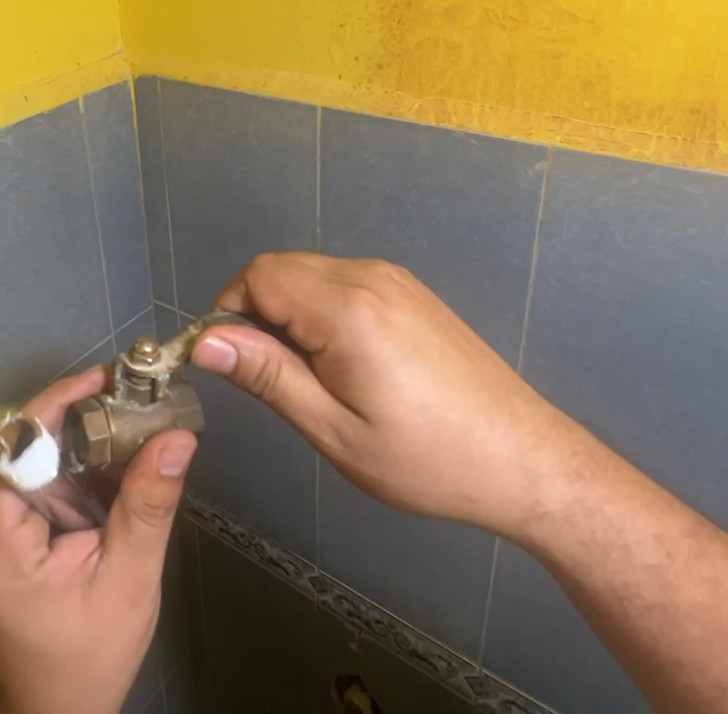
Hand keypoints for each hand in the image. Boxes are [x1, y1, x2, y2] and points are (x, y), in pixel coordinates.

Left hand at [0, 368, 197, 713]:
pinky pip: (23, 481)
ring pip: (22, 459)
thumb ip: (147, 506)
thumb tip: (178, 437)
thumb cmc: (88, 655)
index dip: (53, 406)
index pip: (9, 449)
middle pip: (16, 448)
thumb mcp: (129, 582)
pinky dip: (64, 468)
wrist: (54, 708)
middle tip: (130, 402)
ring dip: (74, 442)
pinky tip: (103, 467)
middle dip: (75, 421)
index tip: (104, 381)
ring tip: (126, 427)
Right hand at [195, 252, 584, 536]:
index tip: (236, 365)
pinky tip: (344, 360)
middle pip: (281, 268)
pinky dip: (321, 309)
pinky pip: (342, 281)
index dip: (229, 313)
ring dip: (290, 312)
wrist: (522, 459)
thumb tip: (204, 342)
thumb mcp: (333, 429)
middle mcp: (370, 276)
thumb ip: (267, 375)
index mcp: (347, 308)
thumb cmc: (424, 458)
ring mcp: (395, 279)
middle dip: (257, 313)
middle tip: (274, 378)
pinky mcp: (410, 291)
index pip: (258, 276)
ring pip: (310, 273)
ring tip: (312, 376)